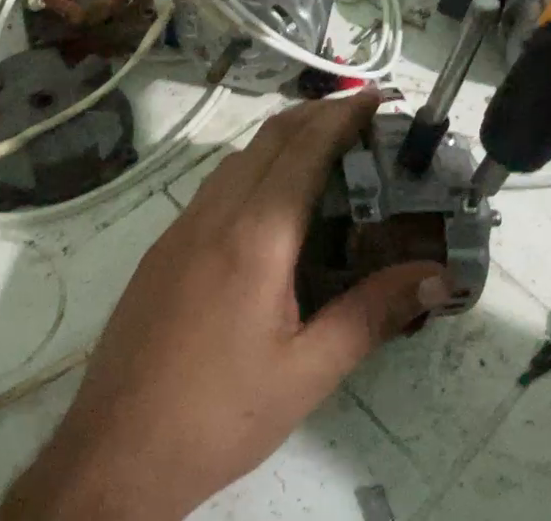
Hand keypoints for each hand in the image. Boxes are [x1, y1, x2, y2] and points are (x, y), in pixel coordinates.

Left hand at [0, 92, 445, 520]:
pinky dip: (254, 169)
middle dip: (316, 115)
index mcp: (253, 238)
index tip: (377, 96)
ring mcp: (179, 231)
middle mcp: (212, 217)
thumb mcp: (308, 372)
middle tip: (364, 117)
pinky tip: (273, 205)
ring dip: (282, 140)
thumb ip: (373, 314)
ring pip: (237, 160)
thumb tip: (436, 276)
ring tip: (328, 152)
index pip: (302, 150)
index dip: (341, 116)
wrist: (114, 454)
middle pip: (267, 140)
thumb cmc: (219, 415)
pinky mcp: (162, 252)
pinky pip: (215, 188)